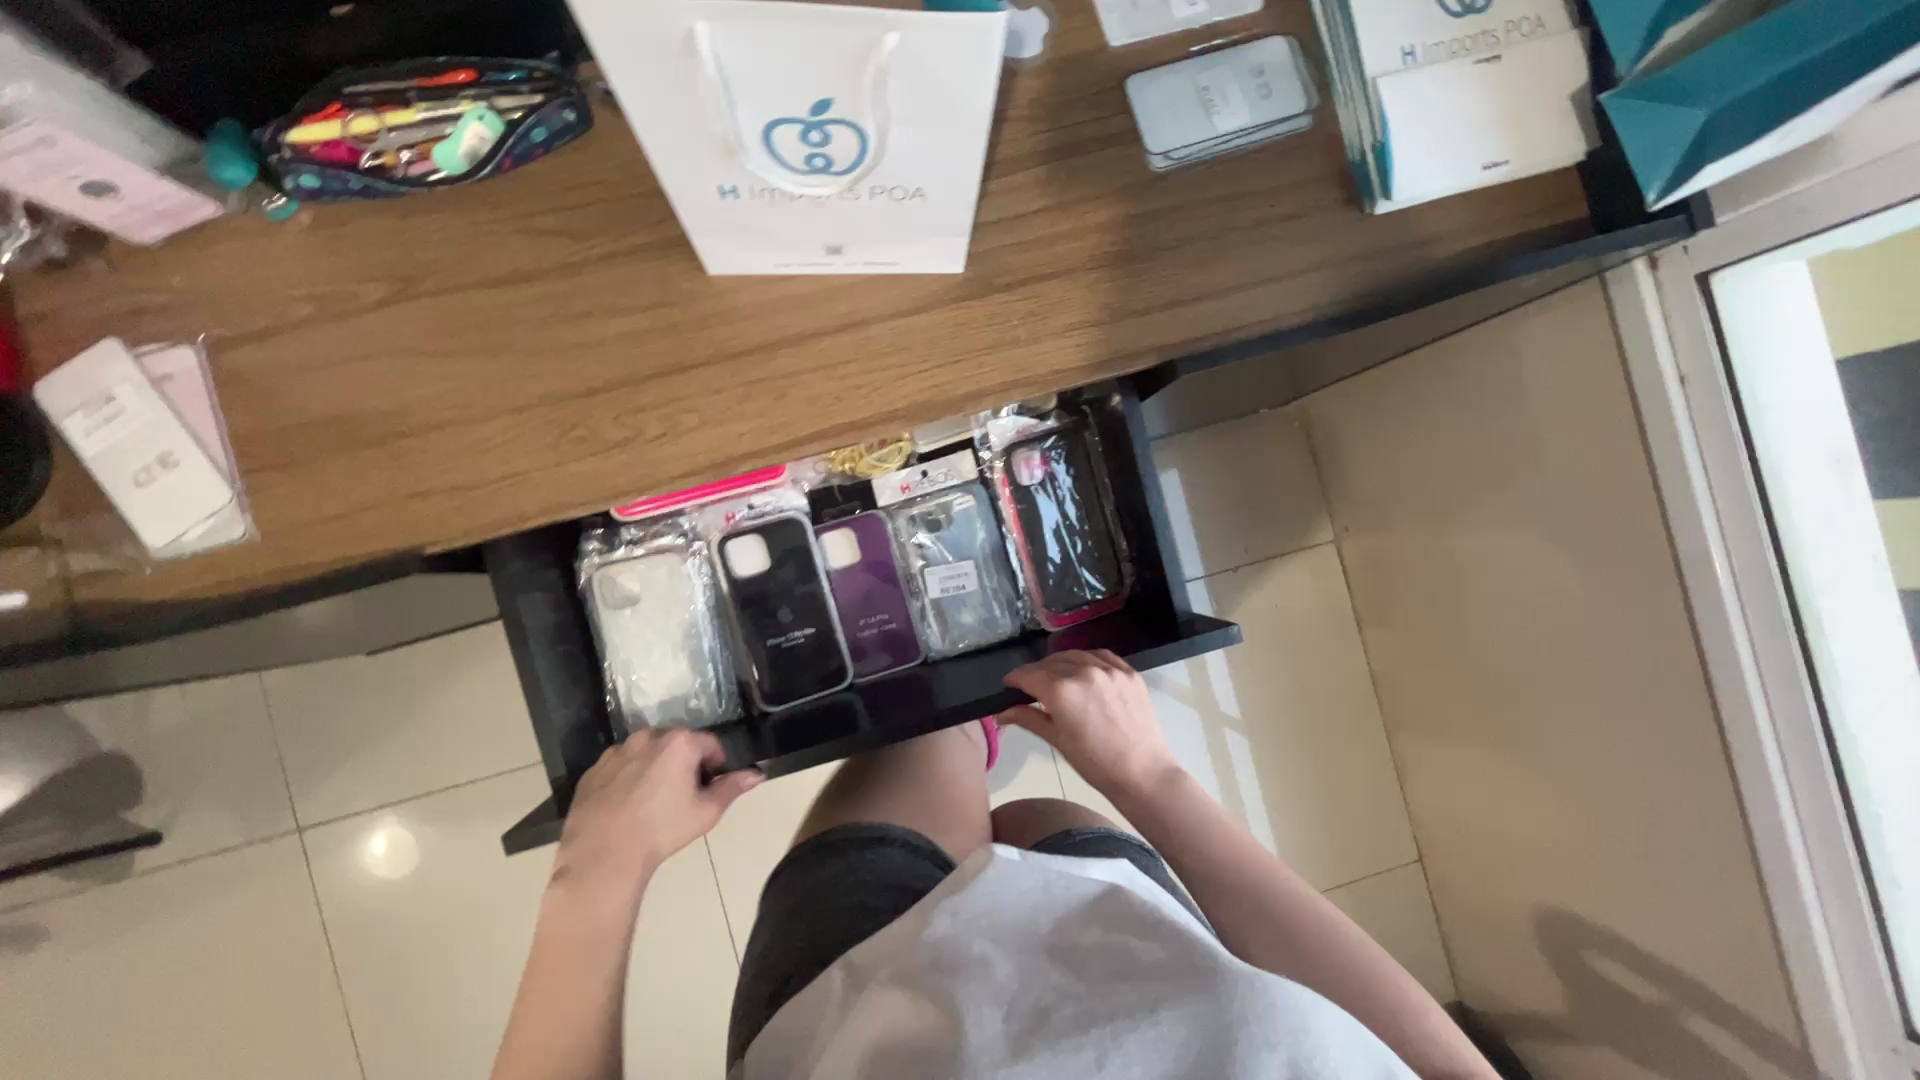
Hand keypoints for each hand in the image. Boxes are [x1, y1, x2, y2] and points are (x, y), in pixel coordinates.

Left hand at [552, 729, 760, 896]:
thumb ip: (732, 788)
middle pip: (676, 743)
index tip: (709, 787)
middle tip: (683, 794)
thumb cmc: (662, 829)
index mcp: (679, 743)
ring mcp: (616, 752)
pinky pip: (619, 766)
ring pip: (646, 752)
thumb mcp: (706, 812)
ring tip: (653, 800)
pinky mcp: (593, 770)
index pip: (709, 744)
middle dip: (684, 762)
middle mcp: (647, 737)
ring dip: (654, 766)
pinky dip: (627, 777)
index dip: (715, 764)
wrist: (603, 854)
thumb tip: (757, 774)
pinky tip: (627, 806)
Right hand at [999, 650, 1180, 798]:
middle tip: (1032, 687)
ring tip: (1057, 678)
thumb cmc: (1095, 763)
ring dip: (1060, 663)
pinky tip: (1084, 670)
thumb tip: (1001, 712)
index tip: (1009, 685)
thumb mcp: (1057, 740)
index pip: (1028, 674)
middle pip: (1049, 663)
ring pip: (1075, 655)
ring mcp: (1110, 670)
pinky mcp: (1129, 672)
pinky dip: (1087, 659)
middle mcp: (1084, 672)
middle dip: (1036, 673)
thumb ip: (1028, 718)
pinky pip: (1101, 655)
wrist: (1142, 773)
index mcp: (1062, 692)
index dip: (1014, 679)